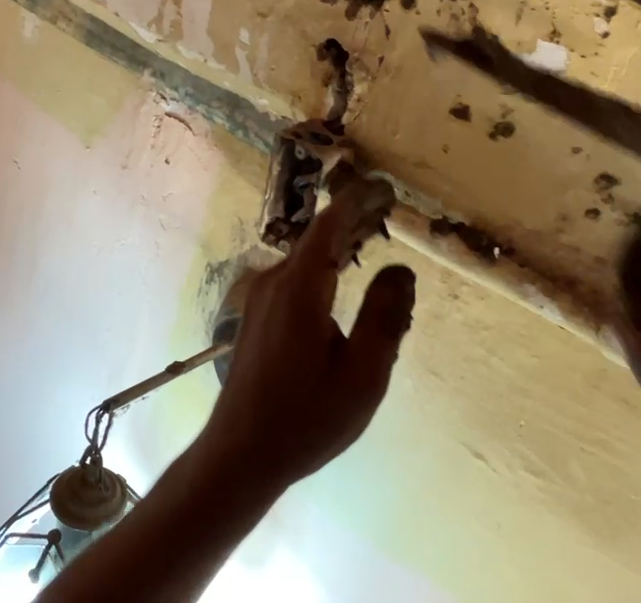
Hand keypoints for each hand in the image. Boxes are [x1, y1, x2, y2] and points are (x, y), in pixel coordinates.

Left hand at [191, 176, 416, 499]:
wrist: (240, 454)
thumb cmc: (306, 418)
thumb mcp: (362, 376)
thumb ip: (385, 318)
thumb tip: (400, 270)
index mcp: (299, 288)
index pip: (330, 226)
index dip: (358, 202)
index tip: (385, 187)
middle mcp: (275, 281)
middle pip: (318, 238)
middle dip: (354, 219)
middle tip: (390, 207)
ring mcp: (261, 298)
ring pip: (308, 257)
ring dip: (339, 243)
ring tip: (375, 233)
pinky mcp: (259, 315)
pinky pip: (298, 276)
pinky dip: (325, 264)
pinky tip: (344, 276)